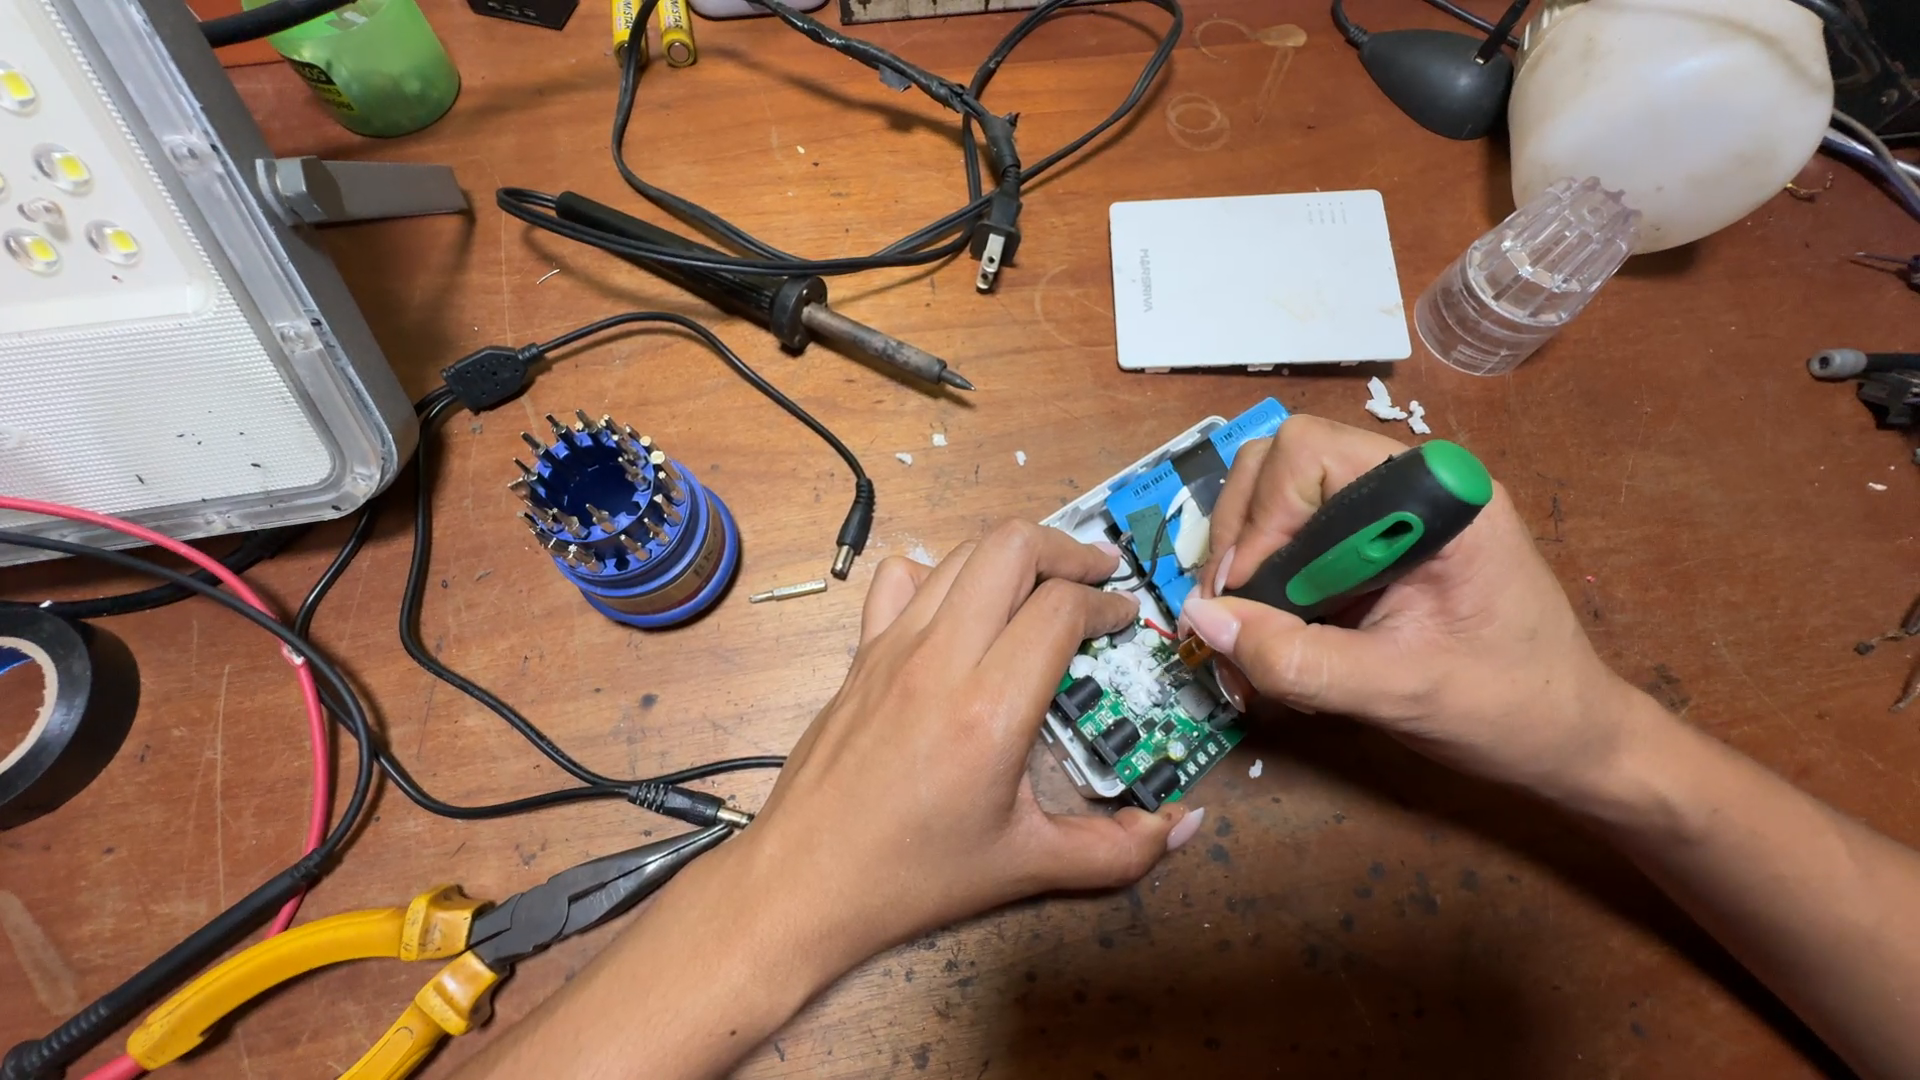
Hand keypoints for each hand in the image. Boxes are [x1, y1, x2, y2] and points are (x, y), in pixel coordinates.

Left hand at [726, 522, 1202, 973]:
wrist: (803, 880)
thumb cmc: (916, 875)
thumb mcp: (1028, 866)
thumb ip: (1119, 849)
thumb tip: (1187, 822)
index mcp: (990, 707)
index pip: (1059, 608)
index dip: (1104, 605)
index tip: (1124, 622)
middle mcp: (941, 657)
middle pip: (1009, 547)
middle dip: (1065, 550)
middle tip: (1095, 579)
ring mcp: (892, 645)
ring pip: (959, 554)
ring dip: (1010, 555)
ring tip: (1042, 582)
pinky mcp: (861, 651)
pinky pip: (898, 580)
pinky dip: (938, 573)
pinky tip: (959, 608)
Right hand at [1183, 416, 1642, 800]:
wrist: (1563, 740)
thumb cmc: (1511, 710)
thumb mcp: (1401, 692)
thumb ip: (1298, 658)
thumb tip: (1202, 619)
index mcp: (1434, 498)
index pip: (1309, 453)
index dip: (1265, 517)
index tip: (1251, 593)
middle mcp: (1401, 488)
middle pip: (1273, 465)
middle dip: (1239, 540)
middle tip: (1234, 617)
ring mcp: (1377, 516)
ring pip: (1265, 499)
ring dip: (1239, 565)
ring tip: (1246, 636)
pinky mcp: (1359, 547)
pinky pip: (1280, 540)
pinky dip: (1254, 587)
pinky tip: (1264, 639)